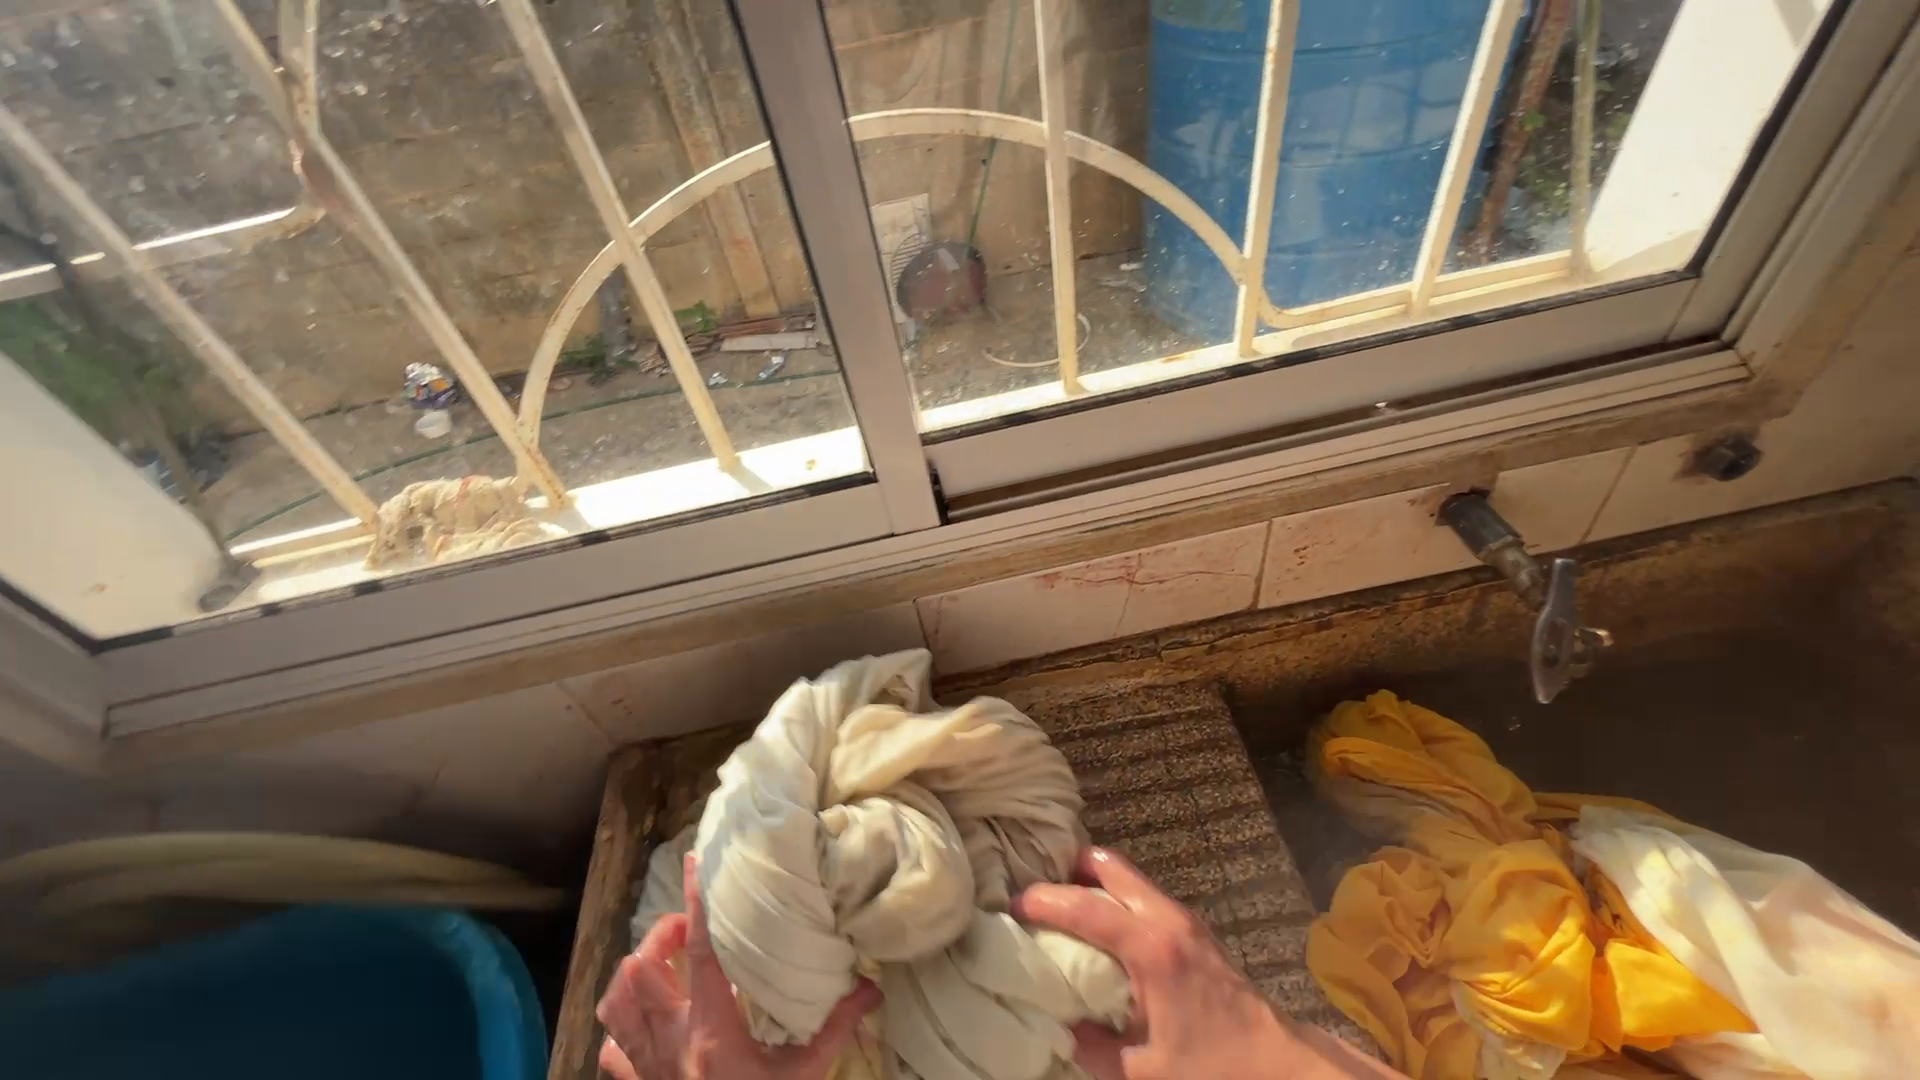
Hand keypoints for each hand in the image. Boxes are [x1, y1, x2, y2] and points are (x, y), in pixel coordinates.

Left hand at [596, 854, 880, 1079]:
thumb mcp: (804, 1076)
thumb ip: (835, 1027)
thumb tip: (874, 987)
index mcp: (710, 1028)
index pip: (700, 950)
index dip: (695, 901)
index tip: (692, 861)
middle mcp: (668, 1040)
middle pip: (643, 967)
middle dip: (662, 936)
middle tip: (690, 931)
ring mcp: (644, 1067)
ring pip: (616, 1001)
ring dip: (636, 976)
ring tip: (663, 964)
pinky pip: (611, 1048)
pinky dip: (622, 1027)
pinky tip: (642, 1023)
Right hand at [1012, 847, 1402, 1079]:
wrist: (1282, 1066)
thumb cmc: (1215, 1068)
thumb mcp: (1147, 1073)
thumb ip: (1096, 1050)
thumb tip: (1062, 1029)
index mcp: (1151, 948)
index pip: (1086, 907)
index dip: (1045, 900)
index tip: (1014, 903)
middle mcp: (1166, 918)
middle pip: (1109, 865)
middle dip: (1069, 868)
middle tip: (1040, 889)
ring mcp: (1182, 919)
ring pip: (1127, 876)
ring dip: (1093, 881)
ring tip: (1064, 907)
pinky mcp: (1192, 929)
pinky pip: (1142, 895)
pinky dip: (1114, 898)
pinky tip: (1101, 930)